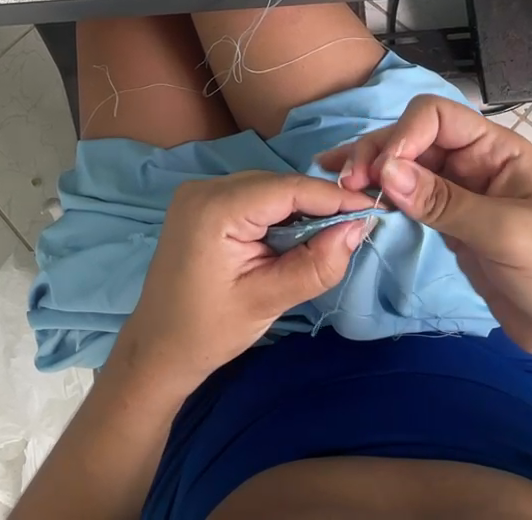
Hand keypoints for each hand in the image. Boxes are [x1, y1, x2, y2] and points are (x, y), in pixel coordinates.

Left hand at [114, 172, 375, 396]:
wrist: (158, 346)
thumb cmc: (209, 330)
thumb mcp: (268, 300)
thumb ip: (316, 264)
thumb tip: (358, 227)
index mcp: (215, 208)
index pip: (287, 188)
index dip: (333, 196)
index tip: (374, 208)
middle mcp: (204, 187)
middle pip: (277, 185)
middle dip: (318, 203)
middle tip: (358, 227)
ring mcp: (199, 192)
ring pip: (266, 189)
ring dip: (298, 209)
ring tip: (332, 235)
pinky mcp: (200, 204)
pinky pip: (250, 197)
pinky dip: (276, 214)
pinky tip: (295, 236)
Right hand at [317, 95, 531, 356]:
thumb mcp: (509, 233)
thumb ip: (444, 201)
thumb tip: (384, 169)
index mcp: (497, 149)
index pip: (435, 117)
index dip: (403, 135)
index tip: (381, 172)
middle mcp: (473, 163)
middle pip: (411, 139)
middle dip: (377, 153)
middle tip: (346, 184)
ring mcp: (459, 195)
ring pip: (403, 168)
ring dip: (370, 171)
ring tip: (334, 182)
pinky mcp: (449, 226)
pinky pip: (408, 200)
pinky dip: (381, 197)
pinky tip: (355, 199)